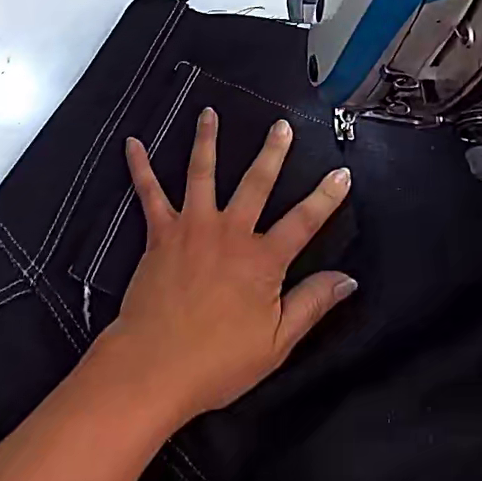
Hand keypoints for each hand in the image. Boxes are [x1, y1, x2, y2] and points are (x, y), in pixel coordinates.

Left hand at [89, 108, 355, 422]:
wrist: (152, 367)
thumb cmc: (216, 360)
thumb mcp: (276, 342)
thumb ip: (312, 304)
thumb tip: (348, 279)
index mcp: (261, 260)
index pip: (304, 221)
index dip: (326, 197)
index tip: (342, 173)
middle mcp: (230, 233)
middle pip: (257, 183)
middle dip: (273, 152)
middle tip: (282, 126)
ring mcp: (193, 227)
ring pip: (202, 173)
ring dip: (207, 140)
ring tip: (209, 113)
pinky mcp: (161, 234)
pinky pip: (149, 194)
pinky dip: (140, 168)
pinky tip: (133, 144)